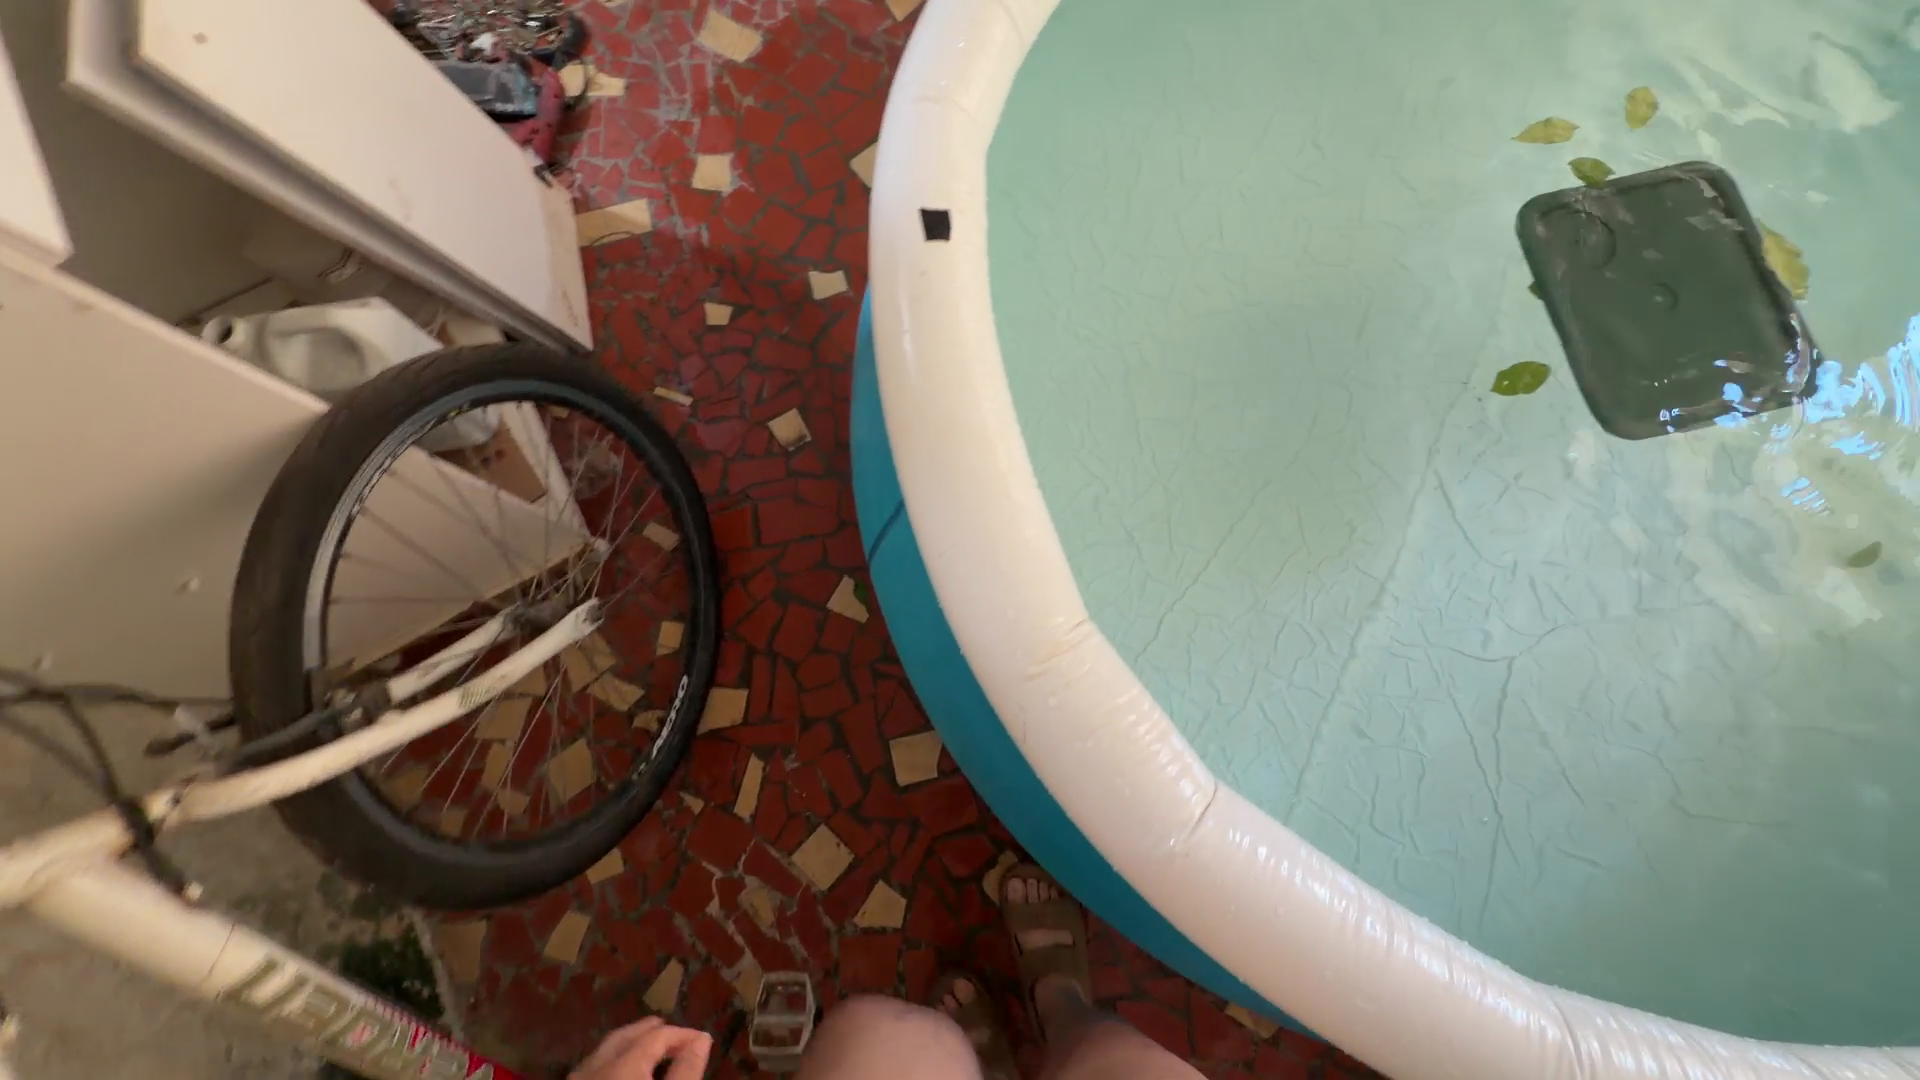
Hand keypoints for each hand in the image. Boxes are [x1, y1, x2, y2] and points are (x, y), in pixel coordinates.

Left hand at [570, 1017, 712, 1079]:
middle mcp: (593, 1068)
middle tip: (675, 1036)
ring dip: (630, 1045)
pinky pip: (591, 1068)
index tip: (703, 1041)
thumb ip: (686, 1071)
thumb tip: (702, 1039)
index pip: (658, 1035)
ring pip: (604, 1052)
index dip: (683, 1034)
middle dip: (653, 1033)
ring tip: (650, 1049)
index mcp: (622, 1065)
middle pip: (625, 1037)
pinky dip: (611, 1061)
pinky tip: (619, 1070)